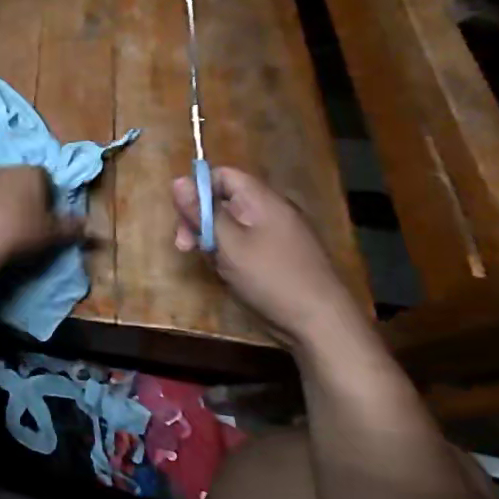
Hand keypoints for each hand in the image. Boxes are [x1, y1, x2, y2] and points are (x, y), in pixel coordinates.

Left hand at [0, 166, 83, 265]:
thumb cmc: (21, 231)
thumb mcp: (54, 234)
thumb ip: (73, 228)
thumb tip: (91, 227)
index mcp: (33, 172)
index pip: (47, 179)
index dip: (49, 198)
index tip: (47, 219)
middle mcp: (7, 169)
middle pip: (22, 183)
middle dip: (26, 200)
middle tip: (28, 226)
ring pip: (0, 191)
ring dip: (5, 206)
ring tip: (6, 232)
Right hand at [172, 167, 359, 345]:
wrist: (321, 322)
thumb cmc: (271, 278)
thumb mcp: (229, 245)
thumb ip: (203, 213)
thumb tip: (177, 180)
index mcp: (261, 199)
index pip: (223, 175)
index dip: (199, 190)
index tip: (183, 219)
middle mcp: (270, 211)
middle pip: (225, 201)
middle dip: (201, 221)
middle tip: (185, 248)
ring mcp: (277, 235)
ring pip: (233, 227)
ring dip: (215, 243)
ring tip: (215, 268)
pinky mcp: (279, 258)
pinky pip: (246, 246)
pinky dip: (232, 257)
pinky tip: (230, 277)